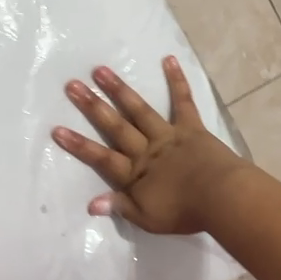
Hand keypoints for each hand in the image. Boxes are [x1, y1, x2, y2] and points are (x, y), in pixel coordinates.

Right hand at [52, 56, 248, 234]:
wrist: (223, 198)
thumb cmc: (185, 212)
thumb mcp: (148, 219)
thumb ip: (120, 207)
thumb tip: (91, 204)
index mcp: (135, 174)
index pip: (100, 158)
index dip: (78, 145)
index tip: (57, 129)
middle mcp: (146, 150)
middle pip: (115, 127)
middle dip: (92, 106)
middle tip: (72, 85)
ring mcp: (168, 136)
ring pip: (139, 110)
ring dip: (119, 90)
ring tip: (100, 70)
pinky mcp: (191, 128)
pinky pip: (182, 102)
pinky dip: (176, 81)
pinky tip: (168, 60)